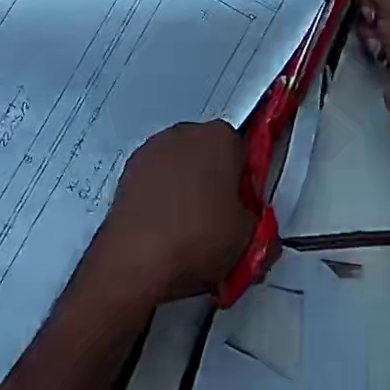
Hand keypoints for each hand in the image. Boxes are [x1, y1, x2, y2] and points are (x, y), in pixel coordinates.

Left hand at [90, 121, 254, 300]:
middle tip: (223, 218)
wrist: (139, 256)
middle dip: (216, 180)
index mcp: (219, 138)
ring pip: (180, 165)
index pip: (242, 149)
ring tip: (193, 229)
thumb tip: (252, 222)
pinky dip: (163, 195)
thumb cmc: (195, 238)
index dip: (246, 180)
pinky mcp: (130, 167)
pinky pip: (156, 177)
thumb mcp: (251, 237)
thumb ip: (259, 218)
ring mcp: (153, 148)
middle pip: (209, 153)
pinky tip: (168, 226)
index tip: (246, 203)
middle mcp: (183, 133)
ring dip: (188, 187)